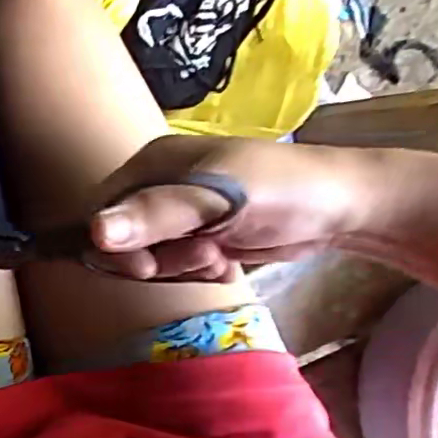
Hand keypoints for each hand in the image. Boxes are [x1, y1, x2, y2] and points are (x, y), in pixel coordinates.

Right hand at [86, 135, 394, 280]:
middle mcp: (156, 187)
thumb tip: (95, 232)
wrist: (342, 208)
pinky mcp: (195, 234)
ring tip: (220, 254)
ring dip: (183, 268)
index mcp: (150, 165)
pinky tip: (226, 261)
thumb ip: (155, 215)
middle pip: (122, 243)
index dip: (116, 249)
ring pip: (148, 260)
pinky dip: (196, 272)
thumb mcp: (216, 201)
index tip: (149, 265)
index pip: (101, 215)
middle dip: (160, 260)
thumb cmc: (281, 191)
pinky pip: (172, 267)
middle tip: (203, 252)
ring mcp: (176, 213)